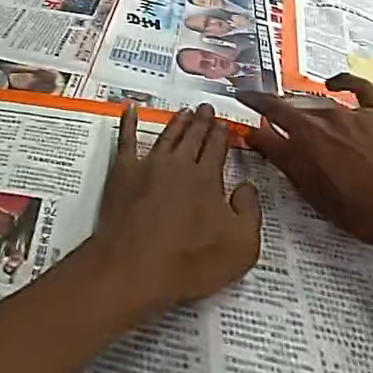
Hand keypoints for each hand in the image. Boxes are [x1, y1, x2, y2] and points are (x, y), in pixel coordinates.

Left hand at [86, 104, 259, 315]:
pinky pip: (126, 139)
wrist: (136, 265)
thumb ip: (249, 212)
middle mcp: (178, 164)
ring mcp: (148, 164)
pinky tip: (130, 109)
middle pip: (193, 137)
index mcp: (207, 179)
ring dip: (177, 122)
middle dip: (202, 121)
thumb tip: (248, 186)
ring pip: (167, 135)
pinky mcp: (123, 170)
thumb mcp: (240, 247)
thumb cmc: (191, 262)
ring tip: (185, 112)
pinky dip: (128, 122)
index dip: (221, 135)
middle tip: (205, 108)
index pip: (217, 149)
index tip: (224, 124)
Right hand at [238, 75, 372, 256]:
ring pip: (325, 105)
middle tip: (278, 124)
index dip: (254, 101)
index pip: (271, 109)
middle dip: (283, 114)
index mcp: (306, 135)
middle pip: (297, 107)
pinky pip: (361, 90)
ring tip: (312, 125)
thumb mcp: (311, 190)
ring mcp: (358, 115)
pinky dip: (345, 82)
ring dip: (313, 112)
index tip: (243, 96)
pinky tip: (335, 83)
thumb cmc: (364, 214)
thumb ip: (280, 156)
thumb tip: (254, 133)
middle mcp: (329, 118)